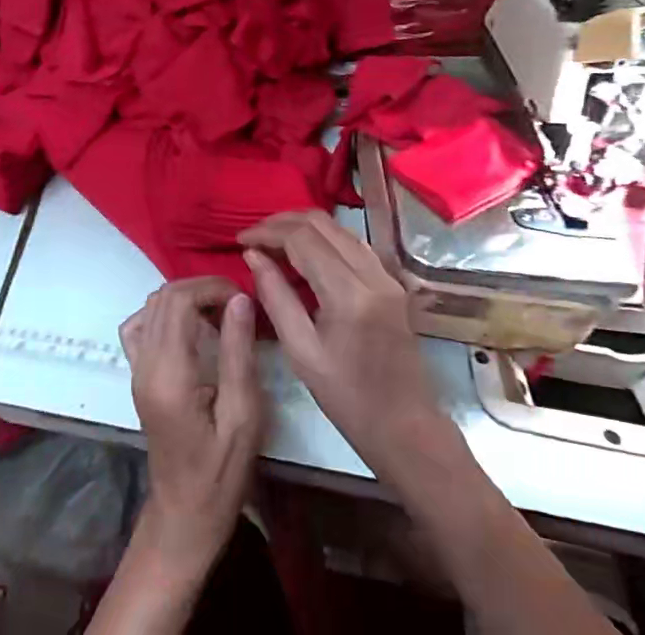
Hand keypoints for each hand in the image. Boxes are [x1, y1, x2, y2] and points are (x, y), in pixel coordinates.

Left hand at [117, 277, 264, 565]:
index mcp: (168, 374)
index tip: (245, 300)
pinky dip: (166, 314)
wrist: (185, 512)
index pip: (179, 301)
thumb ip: (237, 353)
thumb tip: (240, 299)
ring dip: (186, 298)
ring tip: (220, 314)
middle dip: (202, 288)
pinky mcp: (138, 376)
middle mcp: (144, 365)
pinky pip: (142, 326)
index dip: (213, 288)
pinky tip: (192, 328)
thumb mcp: (243, 414)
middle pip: (163, 297)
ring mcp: (136, 370)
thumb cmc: (222, 470)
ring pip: (151, 306)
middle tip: (238, 304)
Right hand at [238, 211, 448, 475]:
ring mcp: (386, 275)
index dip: (268, 232)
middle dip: (283, 222)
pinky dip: (325, 240)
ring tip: (272, 243)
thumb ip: (276, 297)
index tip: (240, 241)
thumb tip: (254, 257)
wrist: (403, 423)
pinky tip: (304, 254)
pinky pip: (354, 244)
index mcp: (349, 293)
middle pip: (323, 223)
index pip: (303, 238)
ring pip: (340, 229)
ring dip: (304, 228)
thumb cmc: (347, 398)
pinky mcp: (391, 282)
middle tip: (253, 237)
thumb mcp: (301, 351)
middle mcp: (372, 273)